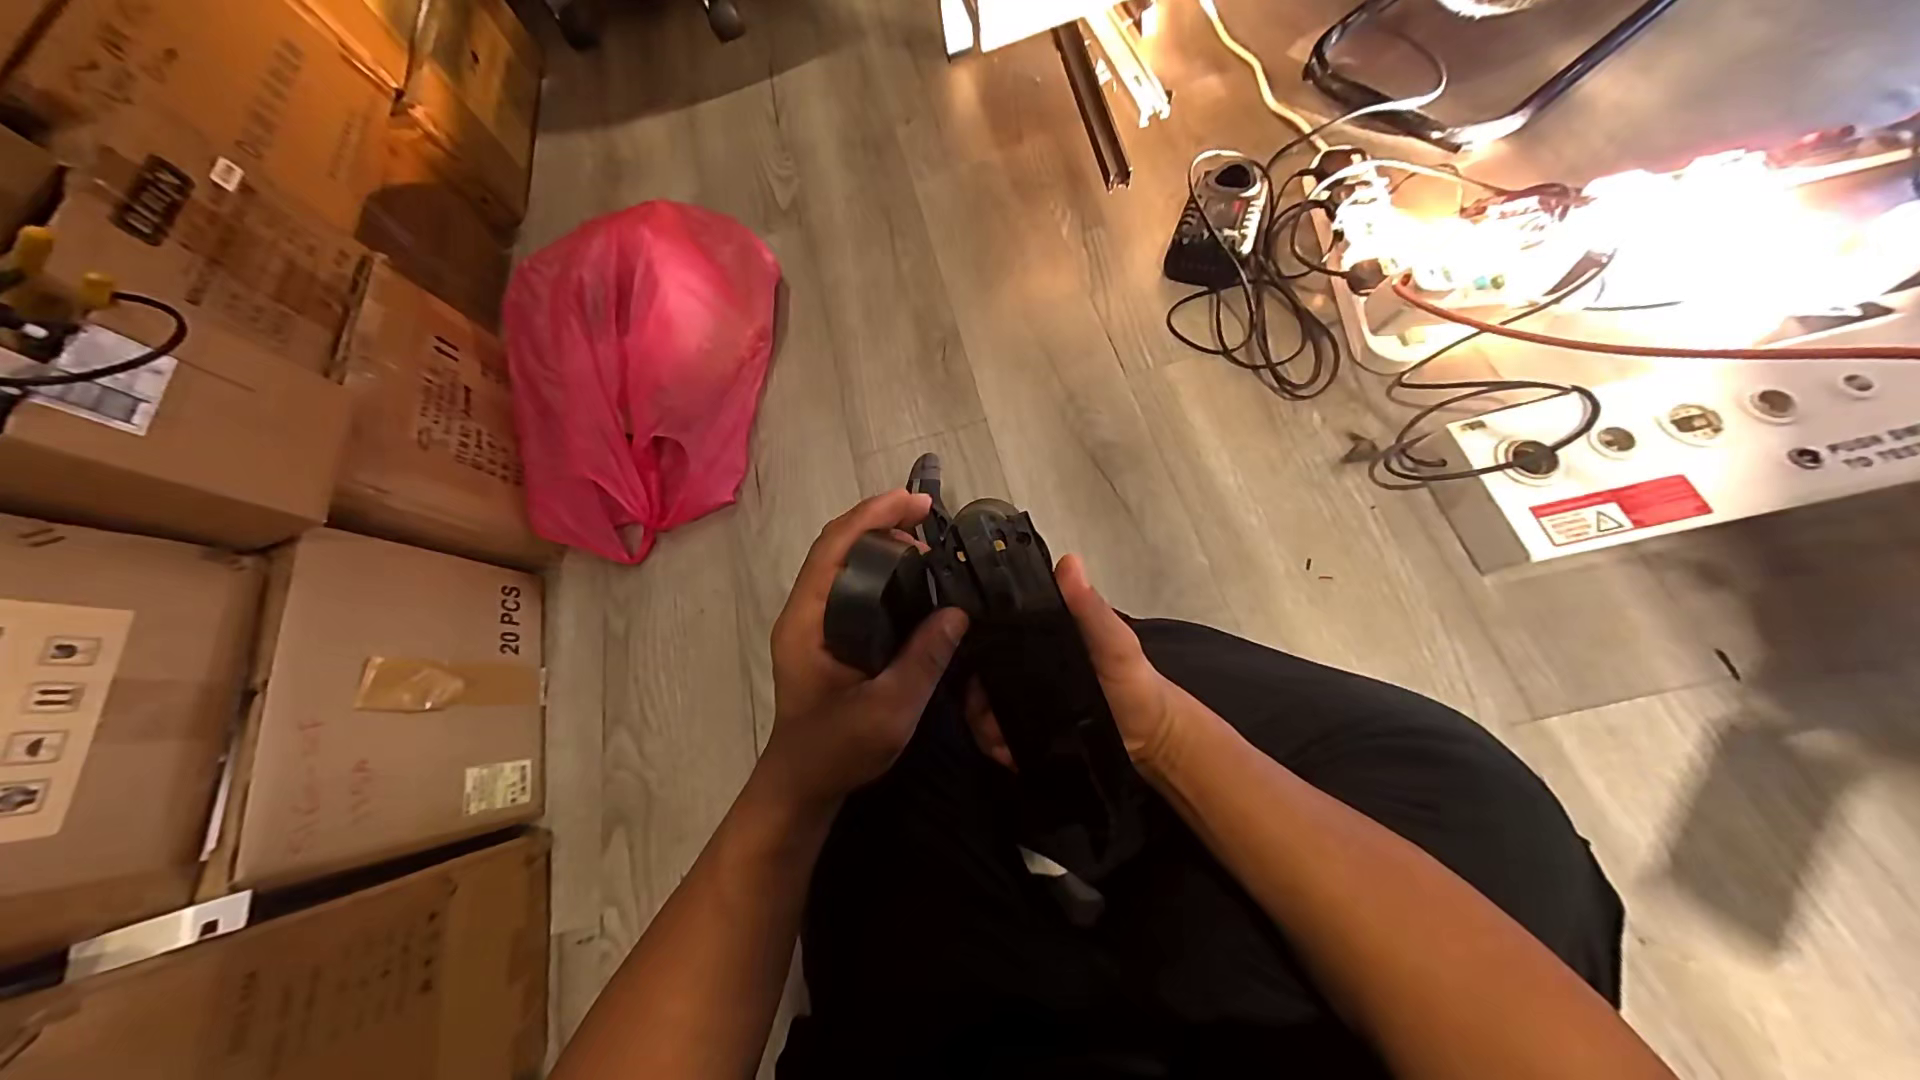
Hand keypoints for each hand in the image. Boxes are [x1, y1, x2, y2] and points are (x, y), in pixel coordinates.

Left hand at [761, 490, 969, 807]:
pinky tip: (908, 577)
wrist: (802, 784)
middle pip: (837, 546)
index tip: (917, 503)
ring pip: (842, 562)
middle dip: (880, 521)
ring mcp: (811, 623)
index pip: (835, 548)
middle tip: (927, 520)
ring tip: (923, 542)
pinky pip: (850, 584)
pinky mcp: (825, 635)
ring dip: (878, 541)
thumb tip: (959, 612)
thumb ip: (923, 659)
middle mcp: (803, 612)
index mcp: (807, 621)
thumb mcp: (889, 710)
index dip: (874, 516)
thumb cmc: (836, 750)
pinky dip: (877, 567)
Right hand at [964, 554, 1198, 779]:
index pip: (988, 631)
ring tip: (995, 733)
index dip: (968, 637)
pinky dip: (993, 745)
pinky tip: (1004, 750)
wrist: (1148, 736)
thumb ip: (1091, 608)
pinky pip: (994, 738)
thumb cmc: (1131, 679)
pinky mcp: (1023, 735)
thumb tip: (1069, 562)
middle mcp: (1019, 668)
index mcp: (1035, 638)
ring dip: (979, 721)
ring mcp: (1019, 703)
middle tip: (979, 702)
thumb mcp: (1114, 641)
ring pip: (979, 708)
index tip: (958, 645)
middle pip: (975, 673)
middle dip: (970, 689)